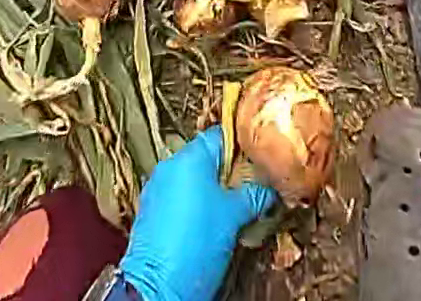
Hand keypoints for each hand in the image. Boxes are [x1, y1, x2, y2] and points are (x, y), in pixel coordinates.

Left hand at [121, 128, 276, 300]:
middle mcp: (171, 165)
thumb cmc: (197, 243)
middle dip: (230, 172)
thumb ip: (255, 193)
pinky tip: (211, 224)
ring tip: (234, 209)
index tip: (259, 161)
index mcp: (190, 156)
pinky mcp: (149, 213)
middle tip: (252, 188)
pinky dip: (195, 205)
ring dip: (213, 190)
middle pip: (208, 157)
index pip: (222, 135)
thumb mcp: (235, 215)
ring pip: (194, 179)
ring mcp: (157, 189)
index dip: (243, 146)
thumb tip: (270, 187)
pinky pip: (179, 197)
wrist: (156, 290)